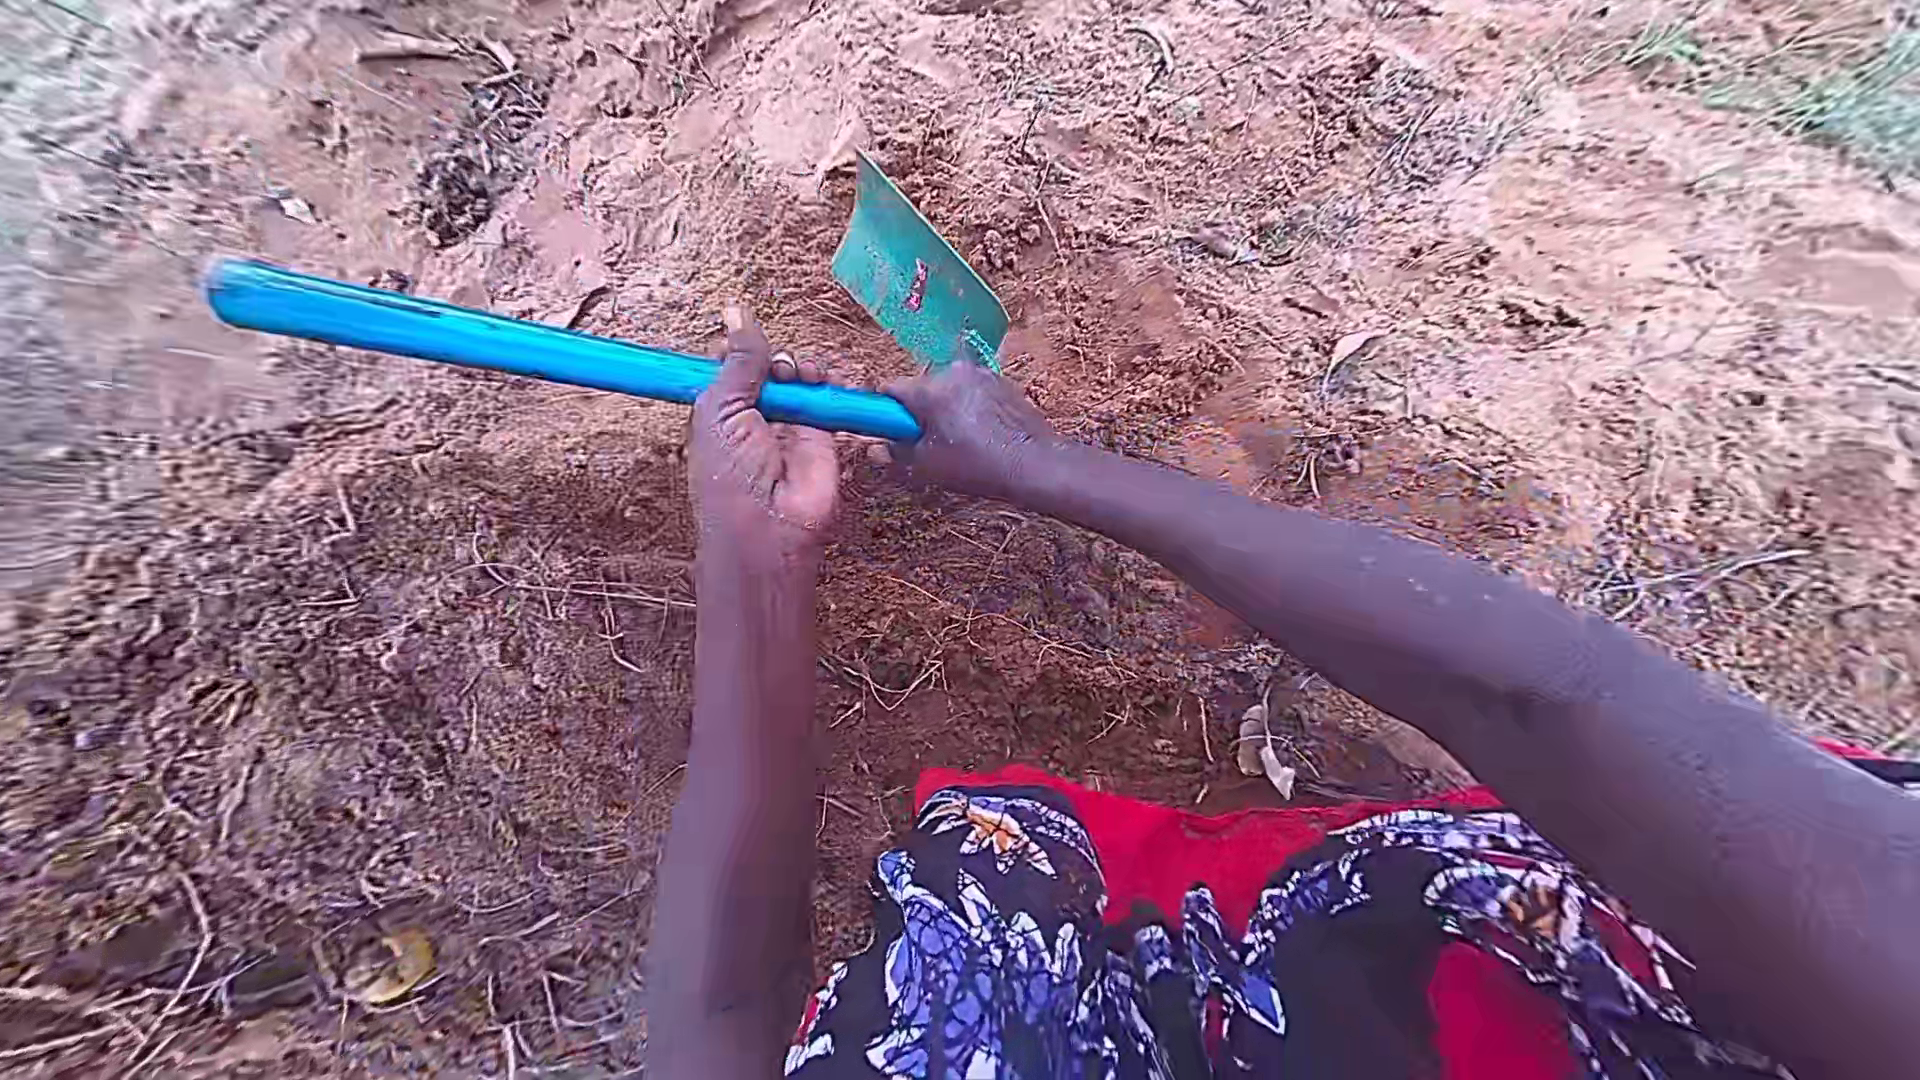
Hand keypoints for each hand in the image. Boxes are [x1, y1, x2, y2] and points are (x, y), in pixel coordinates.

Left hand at [689, 306, 839, 566]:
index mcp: (722, 410)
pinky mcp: (824, 438)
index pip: (735, 368)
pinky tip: (830, 382)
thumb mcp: (721, 408)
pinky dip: (834, 387)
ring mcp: (792, 427)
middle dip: (777, 359)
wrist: (768, 526)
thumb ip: (739, 362)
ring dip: (805, 370)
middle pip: (772, 369)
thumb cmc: (729, 473)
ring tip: (805, 377)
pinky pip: (831, 403)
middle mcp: (758, 416)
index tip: (744, 338)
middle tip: (779, 370)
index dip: (742, 351)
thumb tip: (737, 313)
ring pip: (804, 381)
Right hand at [884, 361, 1057, 500]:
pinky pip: (972, 391)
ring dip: (945, 409)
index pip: (889, 389)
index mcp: (930, 390)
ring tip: (959, 443)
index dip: (883, 411)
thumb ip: (896, 453)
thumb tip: (875, 449)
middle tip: (927, 444)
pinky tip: (980, 435)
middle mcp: (953, 372)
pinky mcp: (1002, 382)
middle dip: (918, 412)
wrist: (1034, 464)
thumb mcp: (928, 466)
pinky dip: (969, 408)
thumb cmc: (978, 466)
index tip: (886, 428)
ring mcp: (981, 374)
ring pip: (948, 389)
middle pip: (920, 388)